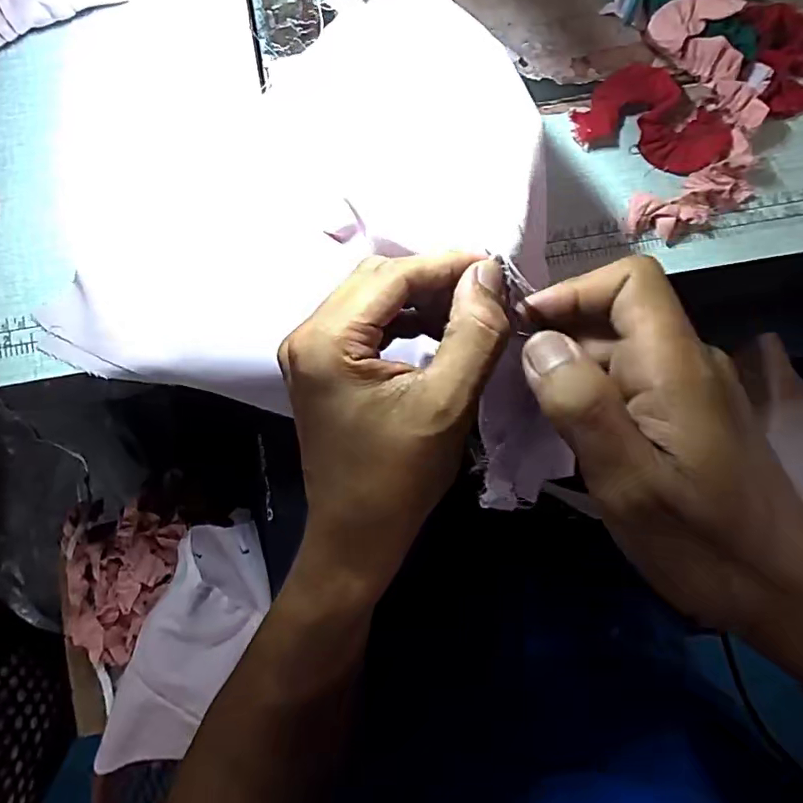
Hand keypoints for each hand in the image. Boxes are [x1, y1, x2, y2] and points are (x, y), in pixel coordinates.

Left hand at [278, 252, 510, 599]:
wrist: (356, 539)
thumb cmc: (399, 479)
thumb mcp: (447, 403)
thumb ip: (472, 332)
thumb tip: (487, 274)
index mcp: (326, 341)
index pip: (391, 276)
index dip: (446, 264)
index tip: (493, 266)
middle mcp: (308, 335)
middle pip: (377, 279)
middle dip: (434, 277)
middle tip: (484, 288)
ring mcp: (311, 350)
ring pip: (373, 296)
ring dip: (421, 296)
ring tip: (468, 307)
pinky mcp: (324, 364)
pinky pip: (368, 321)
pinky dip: (406, 317)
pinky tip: (439, 328)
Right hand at [518, 256, 802, 634]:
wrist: (786, 597)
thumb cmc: (705, 545)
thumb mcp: (628, 482)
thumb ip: (581, 405)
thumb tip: (538, 341)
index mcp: (677, 363)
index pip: (630, 280)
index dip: (574, 289)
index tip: (527, 325)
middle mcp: (689, 361)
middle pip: (618, 316)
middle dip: (562, 336)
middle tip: (516, 384)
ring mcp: (693, 388)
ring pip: (622, 352)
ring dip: (575, 370)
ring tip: (537, 414)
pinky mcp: (692, 416)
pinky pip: (634, 383)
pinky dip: (597, 395)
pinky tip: (576, 436)